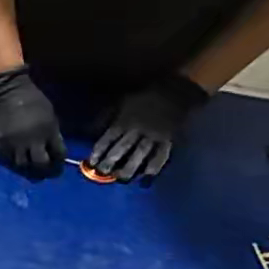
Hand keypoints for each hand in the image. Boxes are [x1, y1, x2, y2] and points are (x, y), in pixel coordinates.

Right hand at [0, 66, 65, 177]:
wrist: (9, 93)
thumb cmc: (34, 101)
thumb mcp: (50, 117)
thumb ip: (51, 135)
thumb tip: (54, 152)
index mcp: (48, 131)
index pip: (58, 154)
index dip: (59, 163)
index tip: (58, 167)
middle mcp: (31, 141)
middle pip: (39, 165)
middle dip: (45, 171)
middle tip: (46, 175)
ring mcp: (13, 145)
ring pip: (21, 166)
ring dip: (28, 170)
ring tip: (30, 171)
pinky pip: (6, 160)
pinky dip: (12, 162)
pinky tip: (15, 160)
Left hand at [91, 74, 209, 180]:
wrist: (177, 89)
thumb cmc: (144, 97)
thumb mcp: (121, 103)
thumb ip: (106, 118)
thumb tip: (91, 132)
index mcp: (123, 122)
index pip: (106, 141)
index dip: (98, 153)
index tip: (91, 163)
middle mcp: (136, 131)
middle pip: (121, 150)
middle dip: (110, 163)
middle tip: (104, 173)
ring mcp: (153, 136)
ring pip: (139, 155)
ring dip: (129, 169)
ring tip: (121, 178)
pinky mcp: (168, 139)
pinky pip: (161, 155)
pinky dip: (154, 168)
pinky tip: (146, 178)